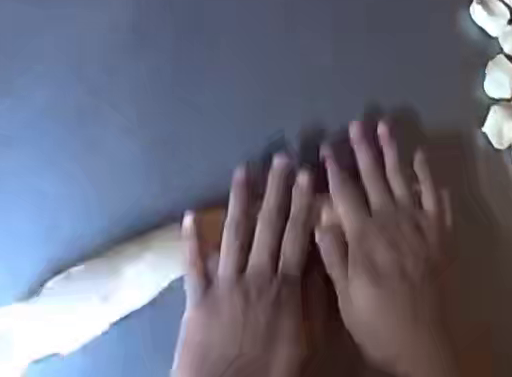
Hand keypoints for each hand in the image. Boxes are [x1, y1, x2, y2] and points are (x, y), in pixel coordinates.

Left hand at [172, 154, 315, 376]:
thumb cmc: (270, 374)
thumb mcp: (304, 342)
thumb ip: (314, 302)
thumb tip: (323, 263)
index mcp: (284, 287)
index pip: (297, 235)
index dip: (302, 202)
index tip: (306, 171)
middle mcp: (257, 277)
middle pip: (268, 226)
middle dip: (276, 190)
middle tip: (280, 157)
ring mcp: (226, 285)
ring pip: (234, 234)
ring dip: (239, 200)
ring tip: (243, 170)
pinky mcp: (198, 300)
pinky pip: (193, 266)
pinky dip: (190, 241)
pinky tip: (188, 215)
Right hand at [317, 120, 456, 376]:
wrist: (424, 343)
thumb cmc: (378, 323)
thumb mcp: (345, 298)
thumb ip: (334, 256)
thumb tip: (319, 219)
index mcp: (364, 236)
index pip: (345, 193)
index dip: (335, 168)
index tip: (326, 146)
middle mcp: (390, 220)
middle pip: (373, 177)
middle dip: (363, 148)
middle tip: (356, 123)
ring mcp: (417, 222)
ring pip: (402, 177)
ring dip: (392, 150)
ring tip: (384, 126)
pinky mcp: (437, 230)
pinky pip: (433, 195)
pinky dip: (427, 174)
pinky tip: (421, 156)